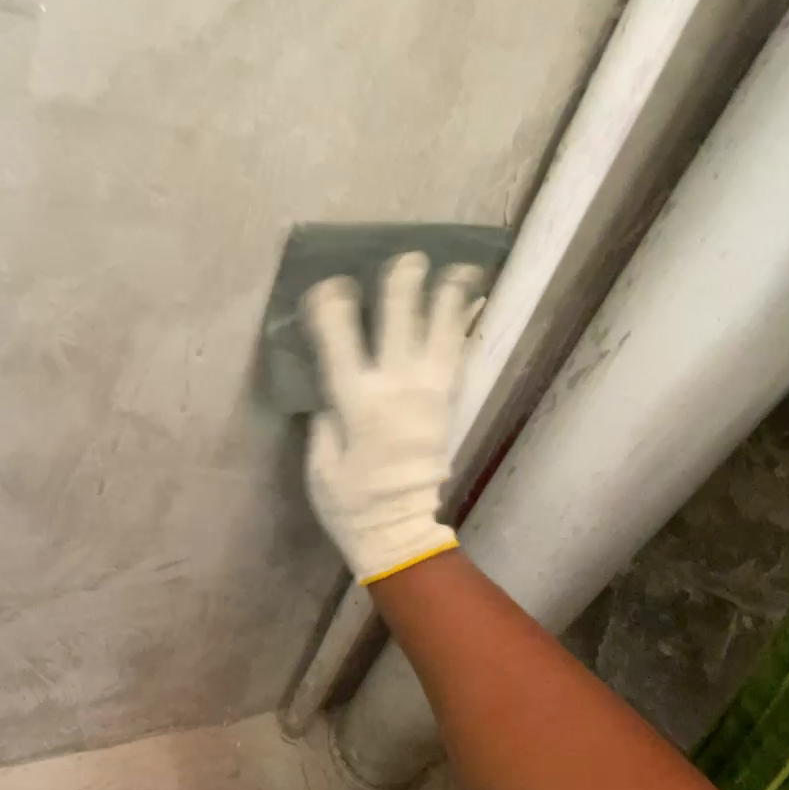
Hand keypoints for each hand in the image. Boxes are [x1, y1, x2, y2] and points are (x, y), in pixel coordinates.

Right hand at [305, 252, 486, 583]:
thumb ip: (326, 420)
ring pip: (442, 333)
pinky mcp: (448, 405)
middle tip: (407, 258)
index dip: (333, 308)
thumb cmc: (348, 501)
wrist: (397, 530)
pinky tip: (469, 304)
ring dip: (448, 298)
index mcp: (357, 404)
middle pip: (401, 324)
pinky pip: (458, 356)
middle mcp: (397, 390)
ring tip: (457, 267)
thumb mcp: (319, 464)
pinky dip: (463, 327)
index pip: (340, 342)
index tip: (330, 284)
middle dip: (402, 287)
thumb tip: (333, 388)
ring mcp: (429, 395)